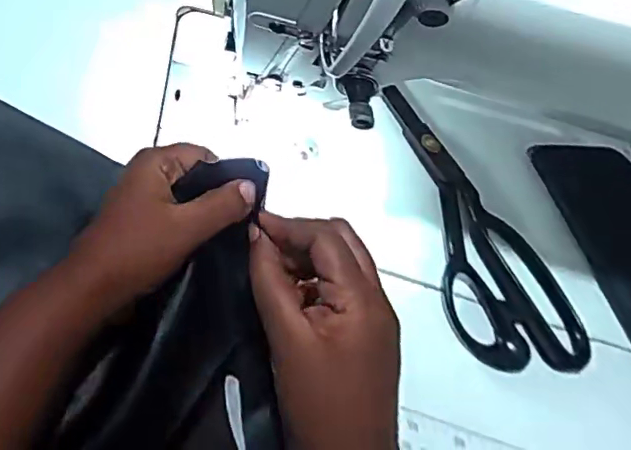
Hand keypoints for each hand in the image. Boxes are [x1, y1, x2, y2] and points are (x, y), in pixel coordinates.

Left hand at [64, 144, 256, 311]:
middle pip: (194, 175)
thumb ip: (220, 205)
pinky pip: (173, 213)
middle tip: (245, 221)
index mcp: (154, 161)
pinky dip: (189, 224)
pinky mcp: (140, 218)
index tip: (250, 201)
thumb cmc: (138, 249)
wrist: (94, 286)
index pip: (203, 154)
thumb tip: (249, 184)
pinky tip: (206, 243)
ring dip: (204, 213)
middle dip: (218, 195)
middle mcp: (146, 171)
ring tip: (231, 234)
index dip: (227, 175)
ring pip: (185, 197)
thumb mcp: (186, 227)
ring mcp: (141, 195)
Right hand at [250, 213, 400, 449]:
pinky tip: (287, 293)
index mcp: (364, 300)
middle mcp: (377, 302)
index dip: (288, 225)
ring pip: (341, 261)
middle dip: (300, 233)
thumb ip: (269, 279)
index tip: (253, 225)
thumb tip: (256, 235)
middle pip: (341, 240)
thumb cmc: (319, 406)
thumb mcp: (285, 338)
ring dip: (306, 254)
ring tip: (271, 267)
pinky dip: (313, 277)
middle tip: (264, 244)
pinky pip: (341, 286)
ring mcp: (375, 319)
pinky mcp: (367, 335)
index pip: (326, 237)